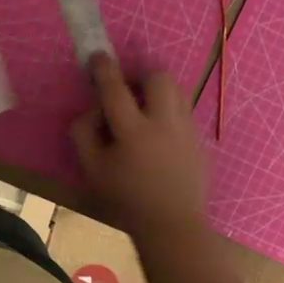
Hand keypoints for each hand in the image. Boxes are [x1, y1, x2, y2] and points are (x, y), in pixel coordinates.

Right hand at [69, 54, 208, 240]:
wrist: (173, 227)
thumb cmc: (125, 199)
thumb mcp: (91, 168)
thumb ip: (84, 132)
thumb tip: (93, 109)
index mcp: (134, 131)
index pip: (115, 88)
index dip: (104, 68)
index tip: (98, 55)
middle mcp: (164, 123)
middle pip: (159, 77)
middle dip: (142, 73)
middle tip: (129, 87)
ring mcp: (187, 131)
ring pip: (177, 91)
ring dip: (158, 90)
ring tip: (144, 108)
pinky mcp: (199, 141)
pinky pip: (183, 112)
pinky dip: (168, 111)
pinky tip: (158, 134)